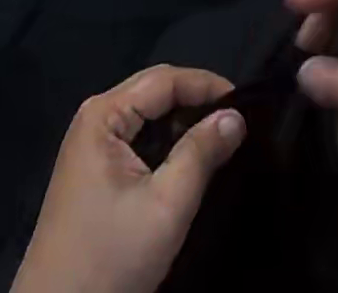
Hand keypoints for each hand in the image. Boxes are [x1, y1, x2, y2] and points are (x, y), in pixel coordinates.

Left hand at [11, 66, 246, 292]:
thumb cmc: (109, 258)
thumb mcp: (166, 205)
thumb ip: (202, 152)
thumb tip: (237, 115)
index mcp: (103, 115)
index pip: (166, 79)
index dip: (208, 85)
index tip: (246, 104)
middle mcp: (94, 119)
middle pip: (156, 90)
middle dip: (197, 100)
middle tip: (236, 120)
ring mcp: (91, 145)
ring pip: (150, 114)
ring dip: (185, 121)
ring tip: (220, 137)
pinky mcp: (95, 170)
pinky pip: (140, 137)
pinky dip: (168, 141)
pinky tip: (190, 158)